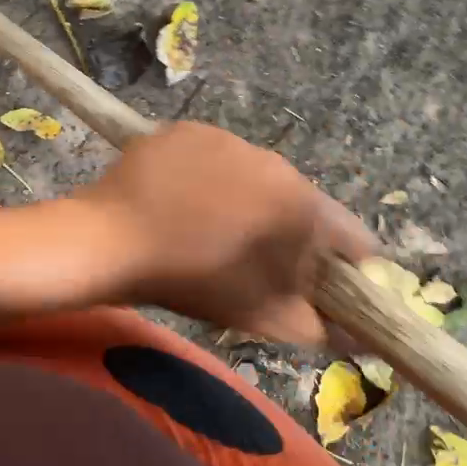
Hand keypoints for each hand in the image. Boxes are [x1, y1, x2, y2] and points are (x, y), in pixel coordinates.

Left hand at [78, 122, 376, 345]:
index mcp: (302, 201)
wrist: (109, 240)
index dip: (341, 268)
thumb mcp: (273, 317)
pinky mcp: (177, 130)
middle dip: (286, 230)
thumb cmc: (193, 278)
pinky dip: (203, 176)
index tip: (315, 285)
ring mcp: (217, 137)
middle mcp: (267, 157)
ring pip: (251, 175)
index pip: (350, 238)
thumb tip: (357, 335)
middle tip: (252, 258)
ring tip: (207, 227)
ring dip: (243, 198)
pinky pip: (208, 157)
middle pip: (298, 201)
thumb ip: (329, 328)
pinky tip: (180, 200)